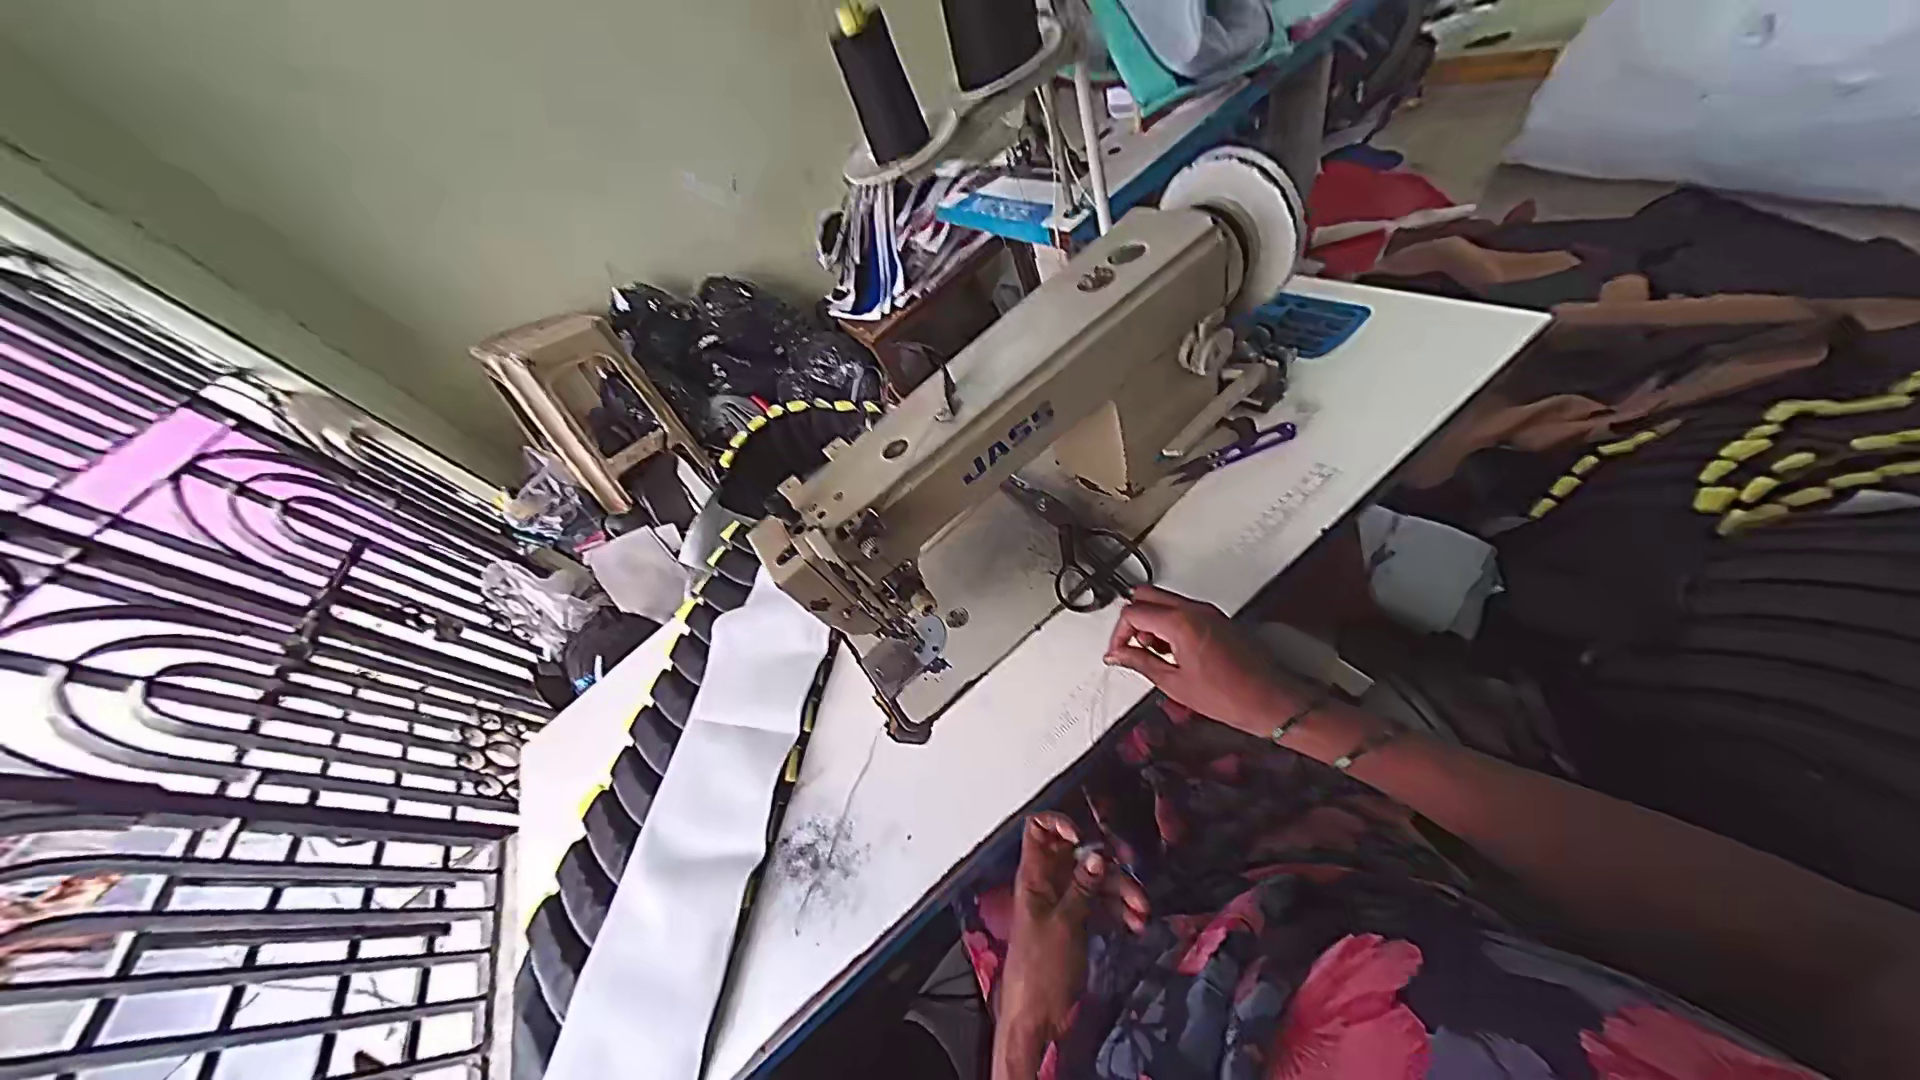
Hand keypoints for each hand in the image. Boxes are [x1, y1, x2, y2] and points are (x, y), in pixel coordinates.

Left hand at [997, 814, 1148, 1046]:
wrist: (1037, 1018)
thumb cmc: (1040, 970)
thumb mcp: (1065, 924)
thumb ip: (1081, 887)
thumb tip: (1096, 855)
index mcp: (1034, 876)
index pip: (1038, 830)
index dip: (1059, 823)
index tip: (1084, 836)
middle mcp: (1048, 883)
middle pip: (1076, 855)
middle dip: (1105, 862)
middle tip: (1128, 871)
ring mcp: (1063, 901)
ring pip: (1093, 879)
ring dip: (1118, 890)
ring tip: (1140, 910)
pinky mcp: (1076, 921)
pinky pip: (1098, 902)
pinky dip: (1116, 909)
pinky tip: (1134, 923)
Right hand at [1102, 585, 1295, 734]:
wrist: (1270, 701)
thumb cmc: (1232, 695)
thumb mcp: (1174, 683)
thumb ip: (1140, 662)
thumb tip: (1119, 655)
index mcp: (1180, 623)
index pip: (1133, 613)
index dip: (1119, 634)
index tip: (1118, 651)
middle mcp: (1194, 610)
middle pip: (1145, 595)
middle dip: (1131, 620)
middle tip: (1129, 645)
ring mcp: (1208, 612)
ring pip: (1164, 600)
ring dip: (1150, 620)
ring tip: (1152, 652)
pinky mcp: (1217, 619)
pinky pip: (1182, 609)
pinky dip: (1168, 623)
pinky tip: (1172, 651)